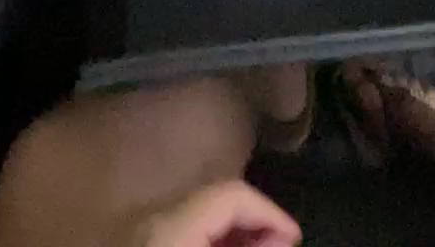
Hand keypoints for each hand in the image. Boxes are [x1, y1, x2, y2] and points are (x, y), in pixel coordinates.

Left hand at [129, 182, 300, 246]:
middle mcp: (154, 218)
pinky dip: (212, 237)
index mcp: (172, 222)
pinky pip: (184, 229)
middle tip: (281, 245)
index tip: (295, 236)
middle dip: (253, 220)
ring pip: (199, 216)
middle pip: (215, 201)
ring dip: (234, 230)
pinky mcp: (139, 241)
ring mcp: (142, 230)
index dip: (269, 210)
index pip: (231, 194)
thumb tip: (284, 237)